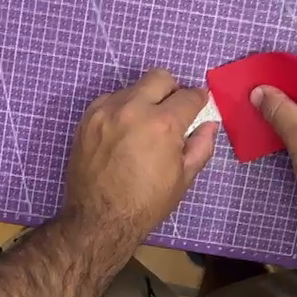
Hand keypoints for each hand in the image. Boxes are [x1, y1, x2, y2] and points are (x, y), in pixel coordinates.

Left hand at [62, 69, 217, 248]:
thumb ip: (200, 146)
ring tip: (144, 127)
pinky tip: (124, 132)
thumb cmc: (146, 204)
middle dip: (172, 90)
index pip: (189, 96)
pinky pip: (111, 100)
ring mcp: (106, 110)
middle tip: (173, 111)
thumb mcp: (183, 178)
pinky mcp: (87, 118)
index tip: (199, 106)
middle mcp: (133, 108)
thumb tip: (209, 124)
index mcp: (162, 124)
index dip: (199, 101)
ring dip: (145, 100)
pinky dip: (122, 109)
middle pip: (160, 78)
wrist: (98, 219)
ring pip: (133, 87)